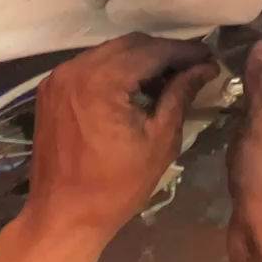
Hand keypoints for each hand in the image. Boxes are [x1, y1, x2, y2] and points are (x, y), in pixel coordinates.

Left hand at [24, 34, 219, 242]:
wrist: (61, 217)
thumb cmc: (115, 187)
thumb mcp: (159, 141)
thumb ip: (180, 95)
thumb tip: (205, 68)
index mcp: (102, 81)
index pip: (152, 51)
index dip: (184, 51)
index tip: (208, 57)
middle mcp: (77, 68)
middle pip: (130, 44)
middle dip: (163, 52)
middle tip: (192, 66)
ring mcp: (59, 77)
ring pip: (110, 51)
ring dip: (140, 59)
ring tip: (167, 77)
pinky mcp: (52, 88)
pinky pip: (91, 65)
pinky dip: (116, 70)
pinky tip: (135, 87)